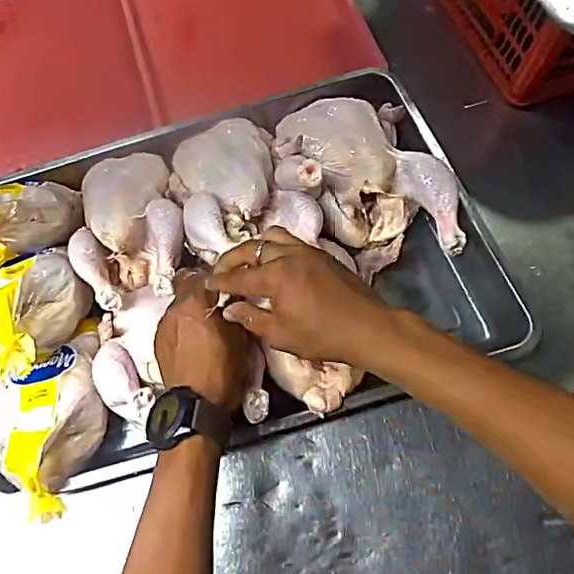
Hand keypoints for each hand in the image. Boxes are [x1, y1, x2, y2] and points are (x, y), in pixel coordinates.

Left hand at [153, 270, 253, 412]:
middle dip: (200, 297)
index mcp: (193, 305)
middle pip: (185, 291)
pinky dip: (182, 329)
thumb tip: (231, 302)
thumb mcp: (238, 339)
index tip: (224, 288)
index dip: (213, 281)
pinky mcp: (158, 344)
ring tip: (205, 328)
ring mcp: (162, 328)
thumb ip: (233, 313)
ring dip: (190, 314)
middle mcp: (173, 311)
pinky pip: (172, 327)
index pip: (200, 276)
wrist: (195, 405)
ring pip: (178, 310)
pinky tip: (193, 343)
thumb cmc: (221, 372)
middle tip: (216, 307)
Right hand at [208, 228, 400, 366]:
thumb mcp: (281, 335)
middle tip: (219, 272)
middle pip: (250, 249)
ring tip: (246, 261)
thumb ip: (252, 318)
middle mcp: (288, 255)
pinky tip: (271, 260)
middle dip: (230, 260)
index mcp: (276, 276)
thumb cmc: (323, 336)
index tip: (205, 283)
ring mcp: (306, 251)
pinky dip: (273, 245)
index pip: (238, 276)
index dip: (218, 281)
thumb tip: (230, 308)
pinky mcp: (320, 253)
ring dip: (253, 247)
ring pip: (270, 237)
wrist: (369, 327)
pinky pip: (289, 240)